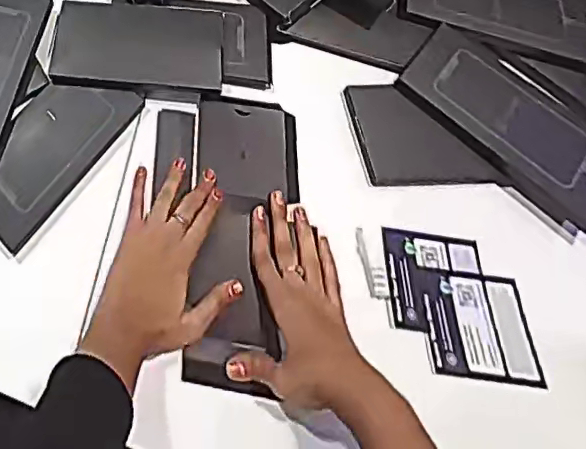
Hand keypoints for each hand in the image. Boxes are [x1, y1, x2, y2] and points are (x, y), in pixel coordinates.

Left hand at [79, 159, 242, 391]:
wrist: (119, 329)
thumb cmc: (151, 328)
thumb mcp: (192, 325)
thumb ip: (216, 303)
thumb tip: (235, 287)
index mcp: (181, 260)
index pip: (201, 225)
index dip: (211, 207)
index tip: (218, 192)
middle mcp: (163, 242)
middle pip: (186, 208)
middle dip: (198, 189)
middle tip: (207, 173)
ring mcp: (144, 236)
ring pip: (162, 199)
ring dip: (172, 180)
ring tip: (178, 163)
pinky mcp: (128, 237)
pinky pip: (134, 205)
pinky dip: (138, 187)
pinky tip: (140, 174)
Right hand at [227, 193, 366, 409]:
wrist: (353, 388)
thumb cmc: (319, 379)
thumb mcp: (279, 377)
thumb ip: (255, 366)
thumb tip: (232, 363)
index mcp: (283, 304)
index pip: (265, 261)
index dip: (259, 235)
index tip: (257, 213)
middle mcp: (302, 294)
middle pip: (287, 249)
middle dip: (279, 221)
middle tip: (277, 197)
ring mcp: (320, 298)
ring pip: (309, 255)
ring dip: (303, 231)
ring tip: (299, 209)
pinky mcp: (335, 309)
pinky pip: (329, 274)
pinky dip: (326, 255)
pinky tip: (324, 242)